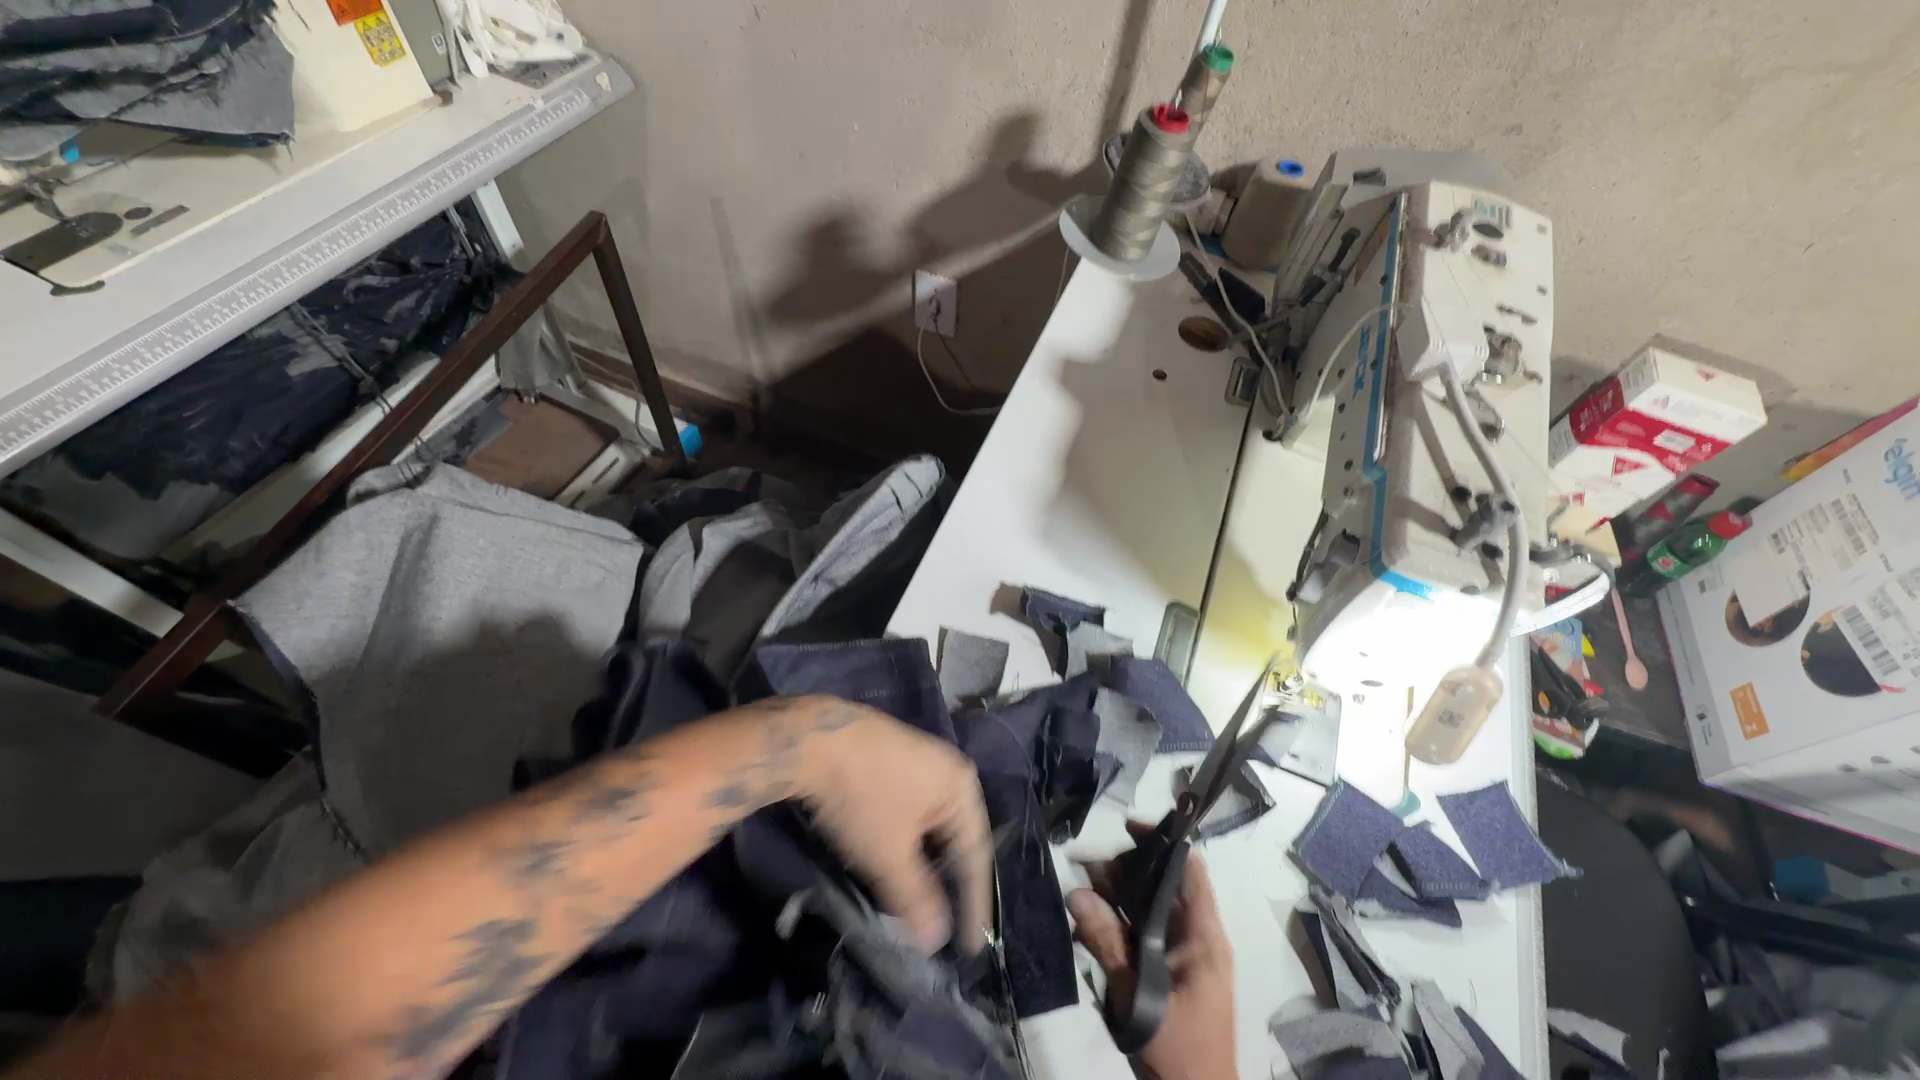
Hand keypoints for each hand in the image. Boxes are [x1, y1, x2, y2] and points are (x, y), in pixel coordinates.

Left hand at [788, 698, 993, 954]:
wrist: (811, 739)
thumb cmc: (862, 797)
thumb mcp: (889, 856)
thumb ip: (916, 900)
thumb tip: (935, 940)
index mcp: (961, 788)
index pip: (976, 856)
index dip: (972, 903)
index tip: (971, 944)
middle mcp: (948, 770)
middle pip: (954, 838)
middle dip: (946, 883)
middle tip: (943, 924)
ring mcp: (919, 761)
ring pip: (929, 826)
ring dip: (922, 863)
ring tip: (916, 901)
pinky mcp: (890, 760)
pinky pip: (910, 810)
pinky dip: (904, 842)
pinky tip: (890, 861)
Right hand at [1070, 833, 1235, 1079]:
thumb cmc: (1177, 1048)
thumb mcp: (1138, 994)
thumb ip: (1108, 942)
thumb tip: (1076, 893)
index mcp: (1203, 936)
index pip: (1190, 870)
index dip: (1164, 842)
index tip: (1125, 829)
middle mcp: (1195, 939)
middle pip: (1162, 887)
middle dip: (1124, 872)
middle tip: (1083, 864)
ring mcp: (1181, 958)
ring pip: (1148, 912)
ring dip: (1115, 899)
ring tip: (1078, 889)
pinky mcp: (1167, 975)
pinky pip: (1142, 938)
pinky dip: (1117, 928)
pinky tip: (1086, 927)